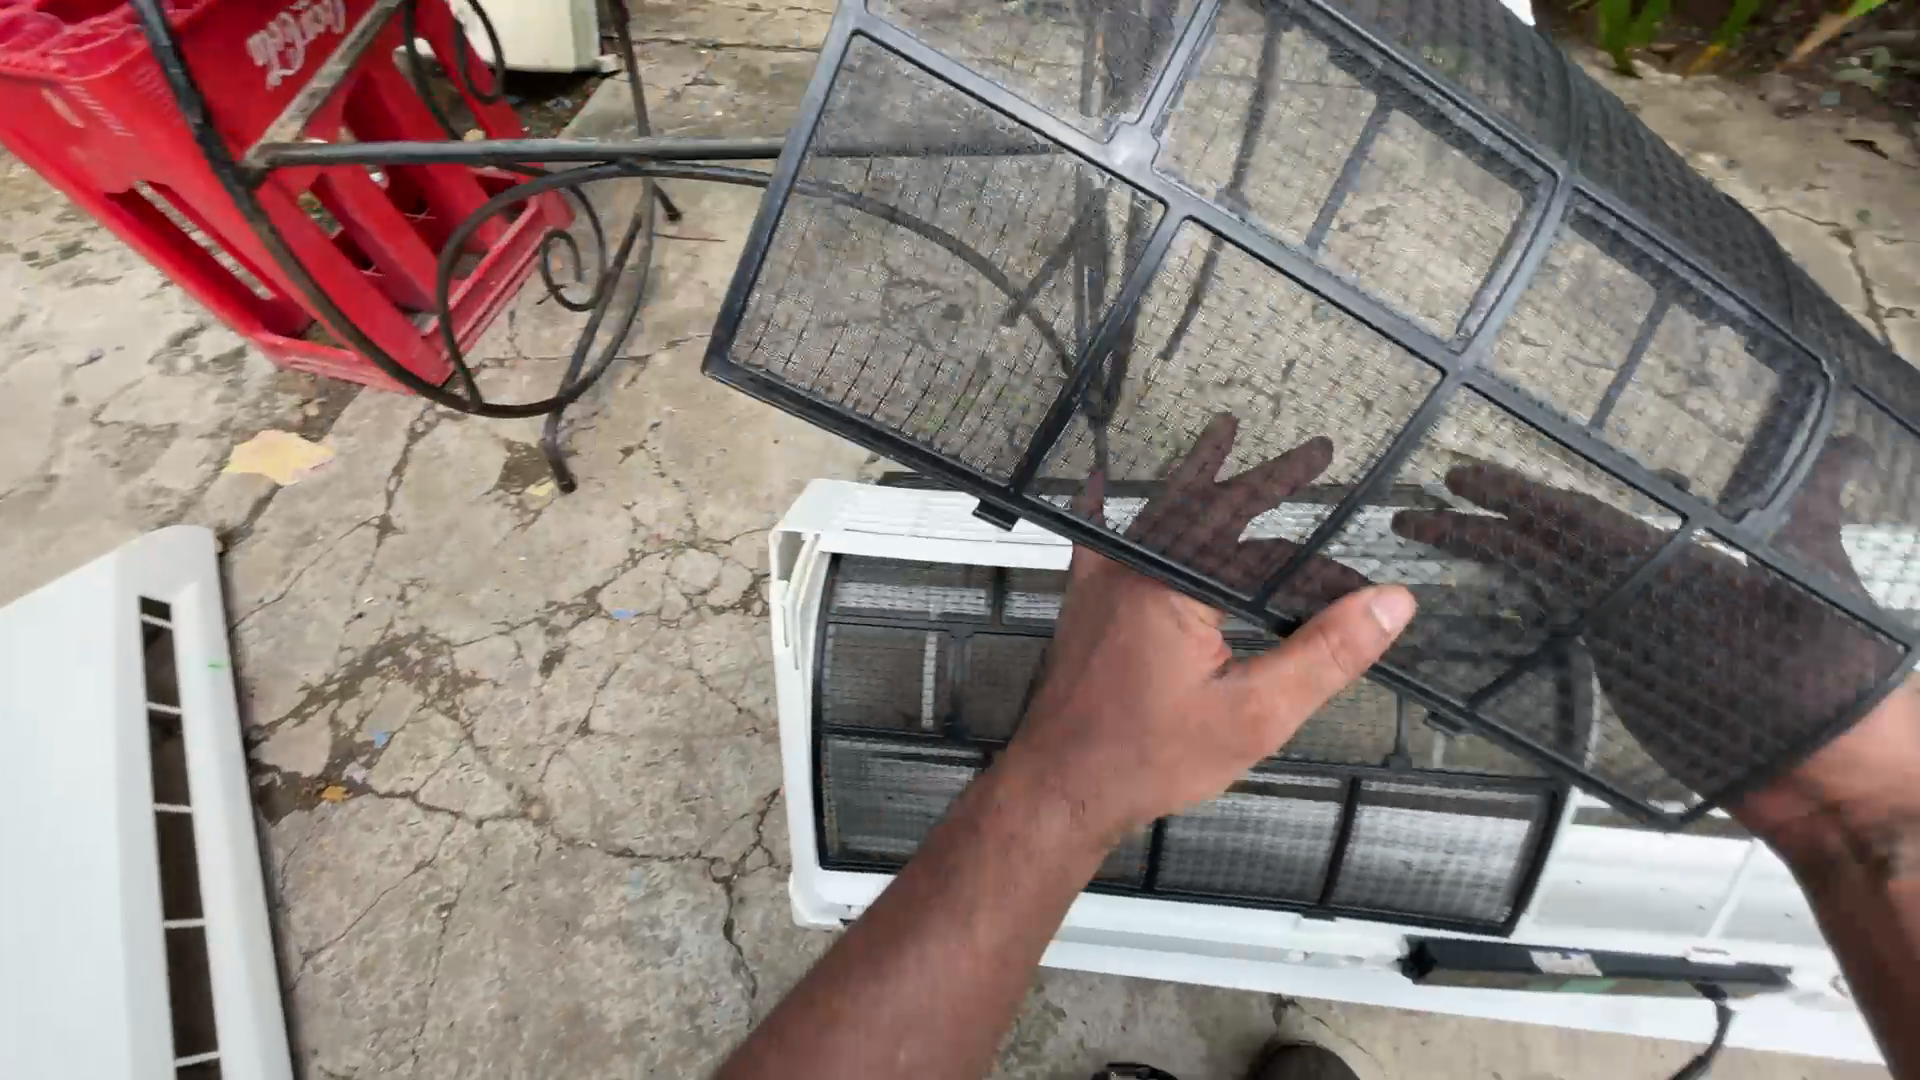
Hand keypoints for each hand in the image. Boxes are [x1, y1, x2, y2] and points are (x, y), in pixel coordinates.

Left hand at [1003, 417, 1416, 840]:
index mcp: (1178, 588)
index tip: (1360, 571)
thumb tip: (1390, 602)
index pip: (1265, 555)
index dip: (1318, 565)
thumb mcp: (1253, 714)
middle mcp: (1135, 570)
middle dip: (1264, 481)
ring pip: (1159, 515)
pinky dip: (1099, 507)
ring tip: (1220, 435)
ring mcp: (1102, 581)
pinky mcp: (1083, 601)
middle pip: (1211, 512)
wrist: (1062, 783)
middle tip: (1310, 452)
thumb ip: (1324, 654)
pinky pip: (1092, 538)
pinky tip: (1095, 479)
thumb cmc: (1150, 756)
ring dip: (1196, 477)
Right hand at [1390, 438, 1918, 850]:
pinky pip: (1547, 616)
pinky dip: (1505, 595)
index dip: (1511, 496)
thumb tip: (1858, 450)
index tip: (1459, 480)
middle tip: (1416, 510)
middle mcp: (1633, 580)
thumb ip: (1809, 522)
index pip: (1570, 517)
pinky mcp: (1611, 659)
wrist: (1823, 781)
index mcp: (1668, 557)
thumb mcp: (1820, 591)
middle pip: (1535, 542)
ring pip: (1532, 575)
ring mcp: (1617, 620)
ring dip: (1477, 553)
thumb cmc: (1832, 686)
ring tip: (1423, 536)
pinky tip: (1475, 585)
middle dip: (1475, 521)